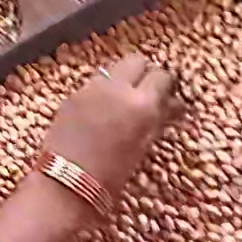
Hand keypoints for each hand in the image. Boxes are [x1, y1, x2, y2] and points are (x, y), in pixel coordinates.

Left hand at [42, 54, 180, 198]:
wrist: (67, 180)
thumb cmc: (113, 173)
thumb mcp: (143, 146)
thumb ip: (159, 119)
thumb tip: (174, 104)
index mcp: (142, 103)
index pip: (162, 76)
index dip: (165, 84)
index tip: (166, 95)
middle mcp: (117, 87)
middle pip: (136, 61)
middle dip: (143, 73)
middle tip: (144, 94)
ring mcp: (91, 88)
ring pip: (113, 68)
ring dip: (120, 79)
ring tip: (121, 102)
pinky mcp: (71, 94)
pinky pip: (93, 82)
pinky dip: (102, 89)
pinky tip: (100, 109)